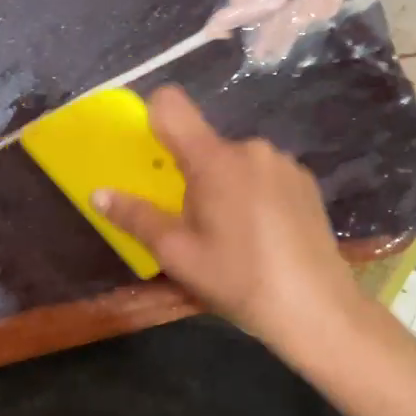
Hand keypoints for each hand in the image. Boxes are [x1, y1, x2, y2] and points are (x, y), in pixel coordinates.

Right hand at [91, 85, 357, 344]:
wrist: (318, 310)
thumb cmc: (238, 279)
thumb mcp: (176, 253)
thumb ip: (135, 217)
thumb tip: (97, 194)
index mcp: (214, 159)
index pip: (171, 105)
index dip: (150, 117)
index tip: (144, 153)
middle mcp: (250, 149)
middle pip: (201, 142)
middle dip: (186, 172)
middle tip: (187, 219)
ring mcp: (282, 164)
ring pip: (231, 160)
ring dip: (219, 184)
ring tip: (226, 232)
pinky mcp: (305, 182)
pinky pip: (260, 174)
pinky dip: (248, 193)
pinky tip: (258, 234)